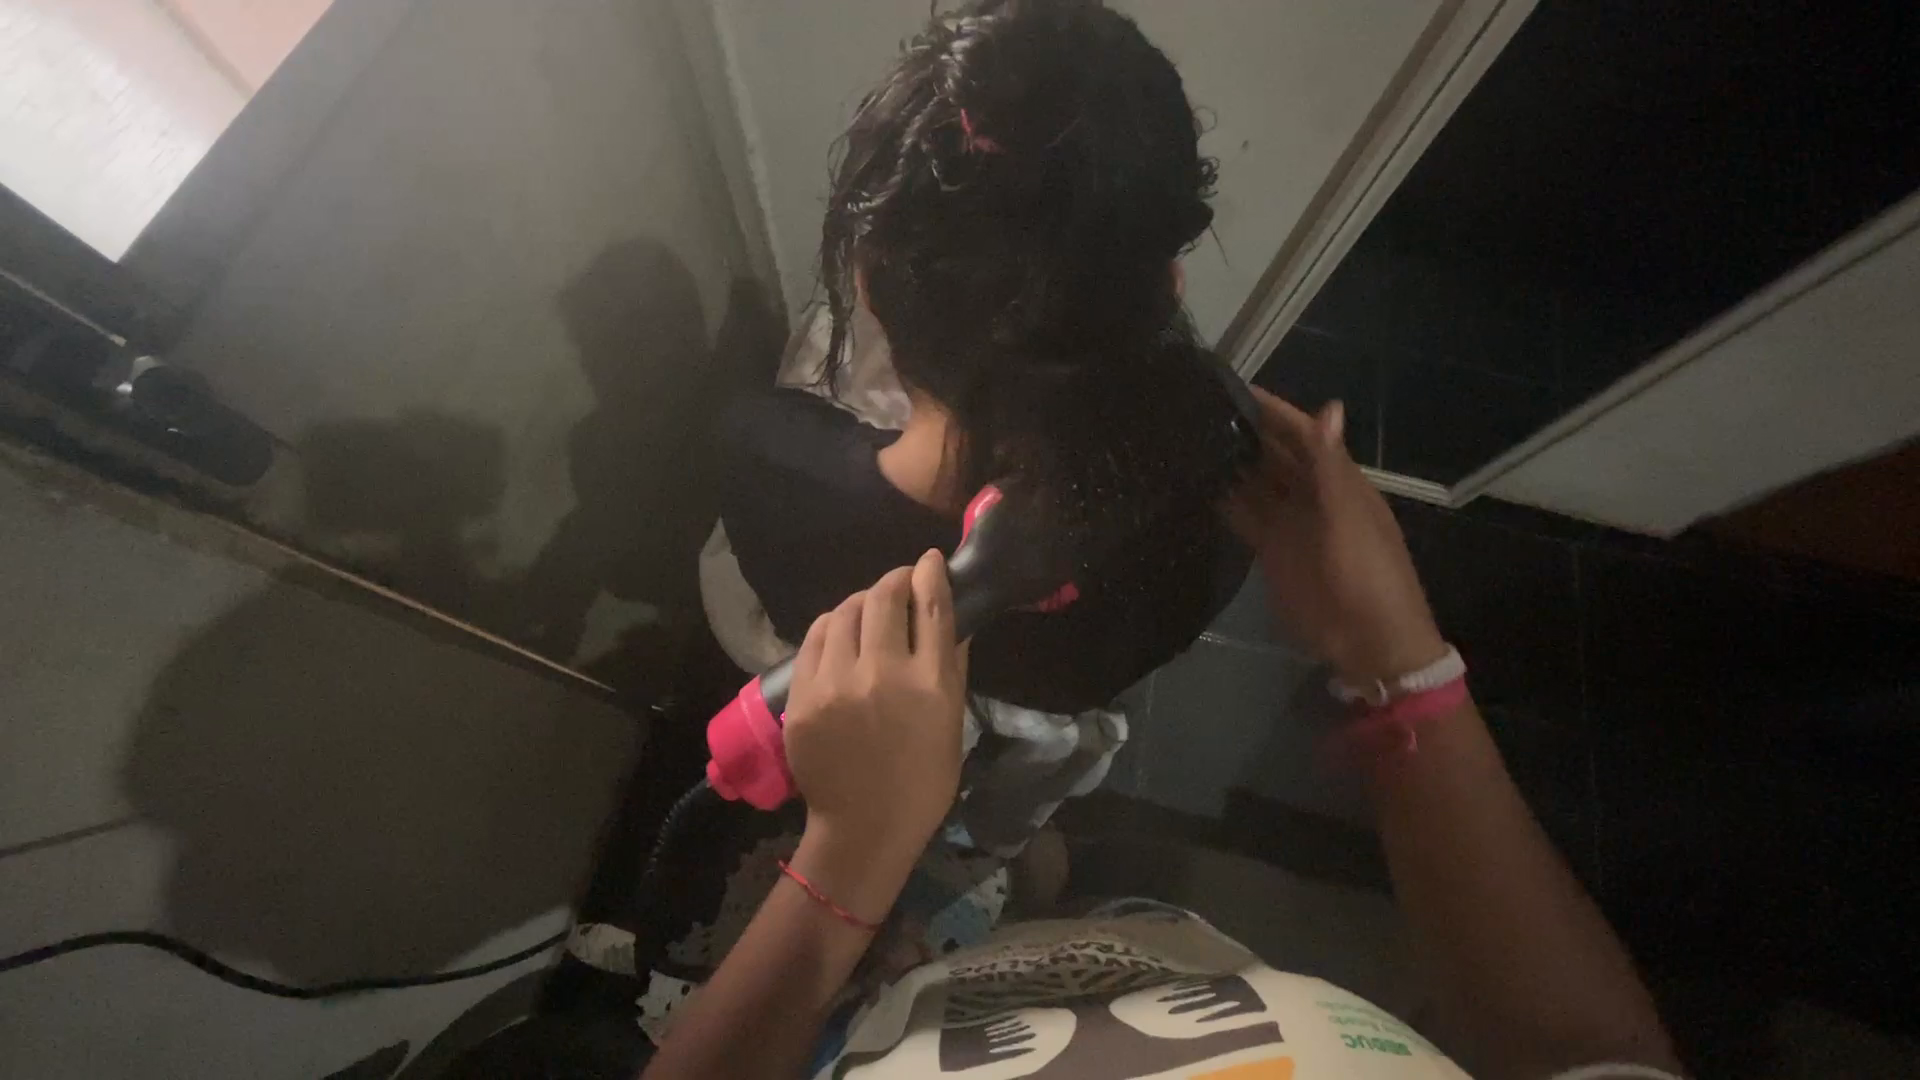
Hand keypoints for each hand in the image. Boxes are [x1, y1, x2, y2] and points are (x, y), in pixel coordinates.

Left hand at [784, 549, 968, 874]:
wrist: (864, 827)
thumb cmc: (922, 780)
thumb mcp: (953, 721)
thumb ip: (951, 662)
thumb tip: (946, 610)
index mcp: (930, 684)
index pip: (932, 606)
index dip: (930, 573)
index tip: (930, 561)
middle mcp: (882, 674)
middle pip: (884, 598)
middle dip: (894, 580)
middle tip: (900, 584)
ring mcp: (836, 683)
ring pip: (845, 611)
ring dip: (861, 601)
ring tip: (869, 609)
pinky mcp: (803, 695)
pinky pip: (815, 637)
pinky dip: (832, 625)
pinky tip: (841, 631)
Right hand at [1226, 388, 1446, 684]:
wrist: (1366, 639)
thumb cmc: (1366, 574)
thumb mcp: (1348, 517)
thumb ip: (1330, 465)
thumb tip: (1328, 406)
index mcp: (1337, 481)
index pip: (1301, 435)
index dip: (1272, 412)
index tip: (1233, 389)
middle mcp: (1311, 495)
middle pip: (1275, 456)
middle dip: (1245, 434)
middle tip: (1199, 411)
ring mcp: (1290, 523)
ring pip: (1256, 484)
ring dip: (1230, 466)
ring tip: (1190, 442)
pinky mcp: (1271, 550)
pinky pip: (1245, 517)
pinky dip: (1225, 501)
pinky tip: (1197, 486)